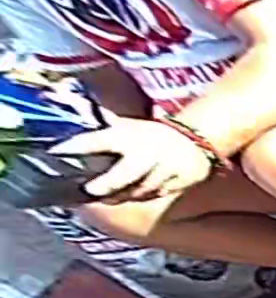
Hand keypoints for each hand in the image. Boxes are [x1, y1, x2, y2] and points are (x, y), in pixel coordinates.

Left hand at [54, 113, 214, 202]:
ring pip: (146, 187)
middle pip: (128, 173)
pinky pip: (162, 191)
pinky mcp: (185, 180)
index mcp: (128, 136)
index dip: (75, 147)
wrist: (196, 141)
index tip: (56, 153)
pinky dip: (146, 196)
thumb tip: (59, 97)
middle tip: (92, 191)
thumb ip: (97, 121)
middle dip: (110, 183)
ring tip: (109, 200)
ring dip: (126, 195)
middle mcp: (150, 153)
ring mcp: (171, 168)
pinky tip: (133, 197)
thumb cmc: (150, 134)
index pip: (96, 141)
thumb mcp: (125, 124)